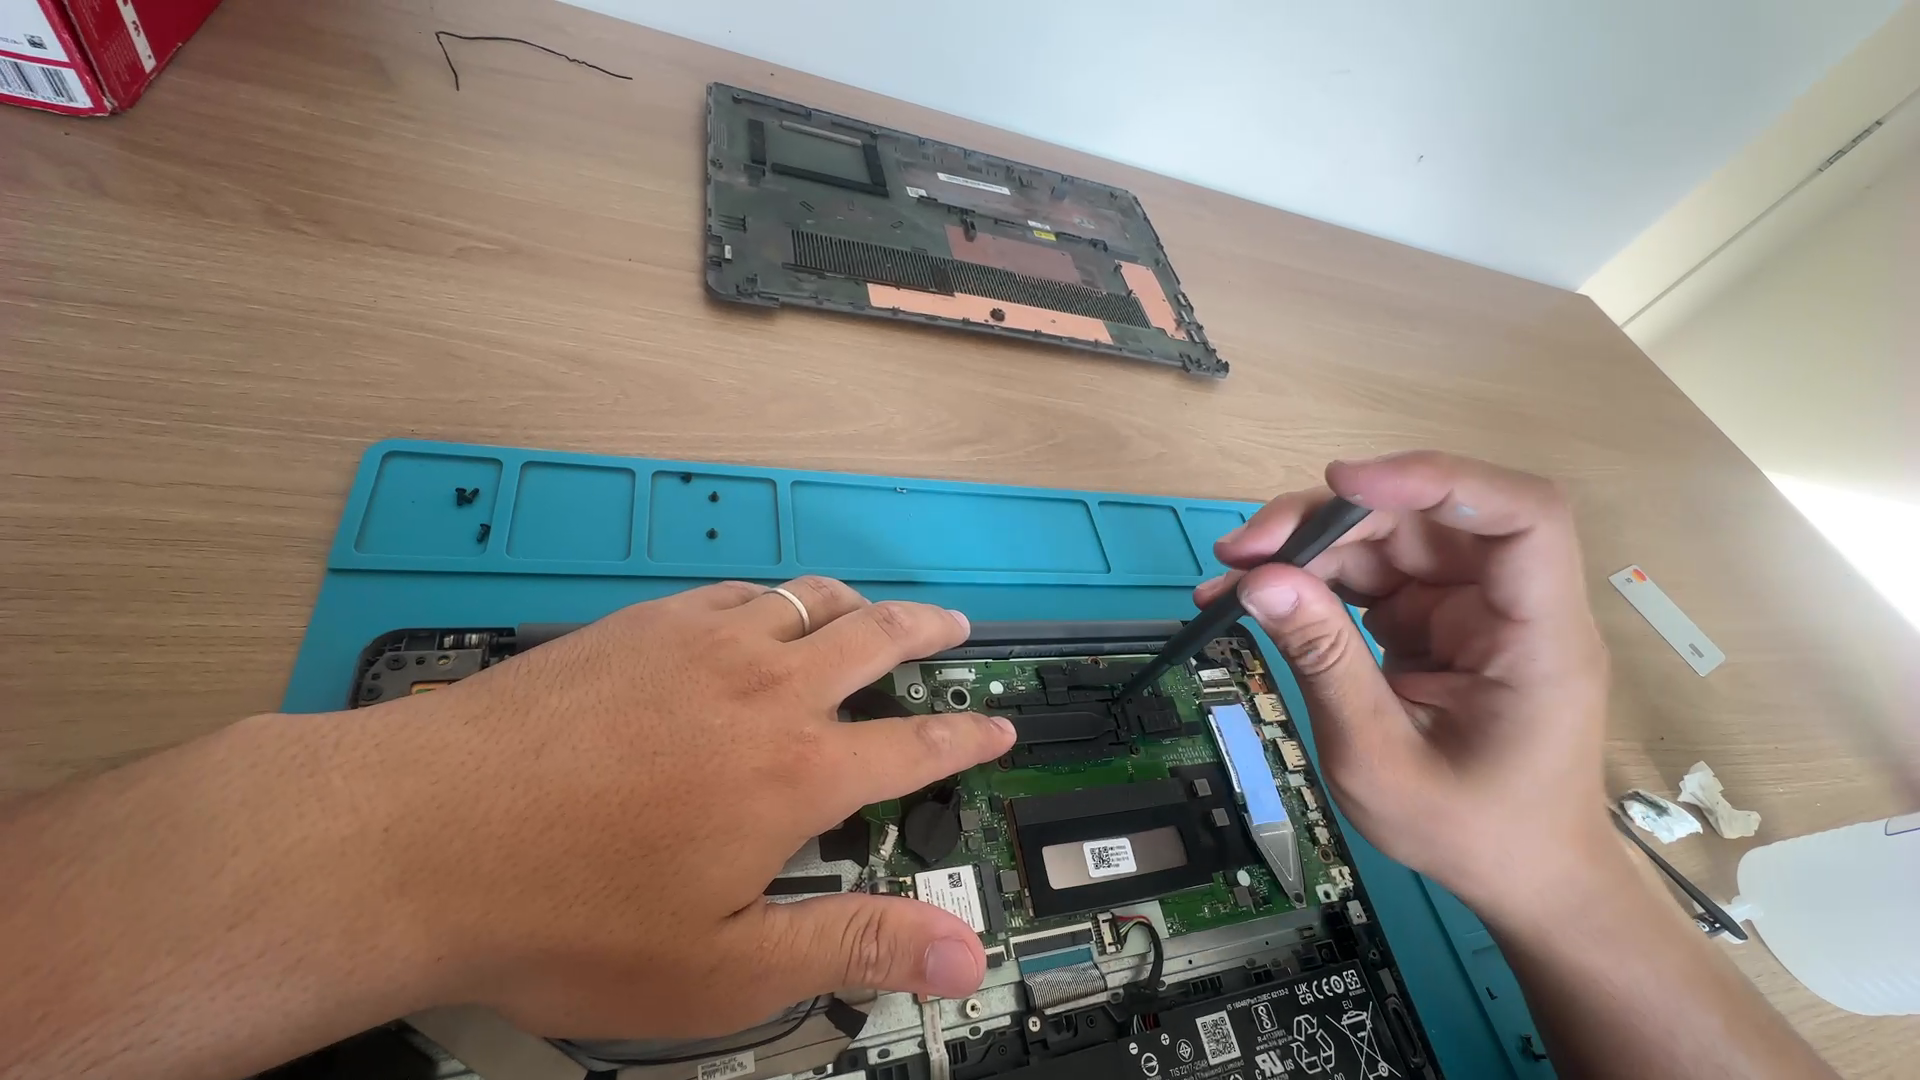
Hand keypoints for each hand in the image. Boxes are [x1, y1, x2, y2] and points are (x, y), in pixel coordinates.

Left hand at [375, 577, 1014, 1035]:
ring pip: (811, 599)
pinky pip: (739, 592)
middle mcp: (767, 688)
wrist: (421, 834)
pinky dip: (776, 599)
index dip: (967, 737)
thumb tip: (961, 954)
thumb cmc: (570, 913)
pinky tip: (766, 611)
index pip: (915, 745)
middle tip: (956, 629)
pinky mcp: (647, 623)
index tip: (996, 725)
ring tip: (875, 611)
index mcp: (797, 771)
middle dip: (928, 633)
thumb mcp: (721, 967)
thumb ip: (852, 948)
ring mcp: (706, 642)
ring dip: (858, 604)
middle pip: (876, 638)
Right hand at [1197, 452, 1610, 910]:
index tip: (1341, 483)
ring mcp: (1466, 610)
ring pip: (1382, 543)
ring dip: (1303, 551)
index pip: (1519, 517)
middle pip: (1422, 522)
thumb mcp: (1377, 755)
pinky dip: (1306, 584)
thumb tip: (1259, 579)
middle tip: (1239, 550)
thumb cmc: (1468, 831)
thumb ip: (1323, 659)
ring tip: (1228, 579)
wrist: (1516, 879)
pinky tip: (1251, 598)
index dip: (1434, 481)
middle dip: (1326, 523)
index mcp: (1537, 636)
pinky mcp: (1430, 622)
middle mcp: (1506, 604)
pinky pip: (1364, 580)